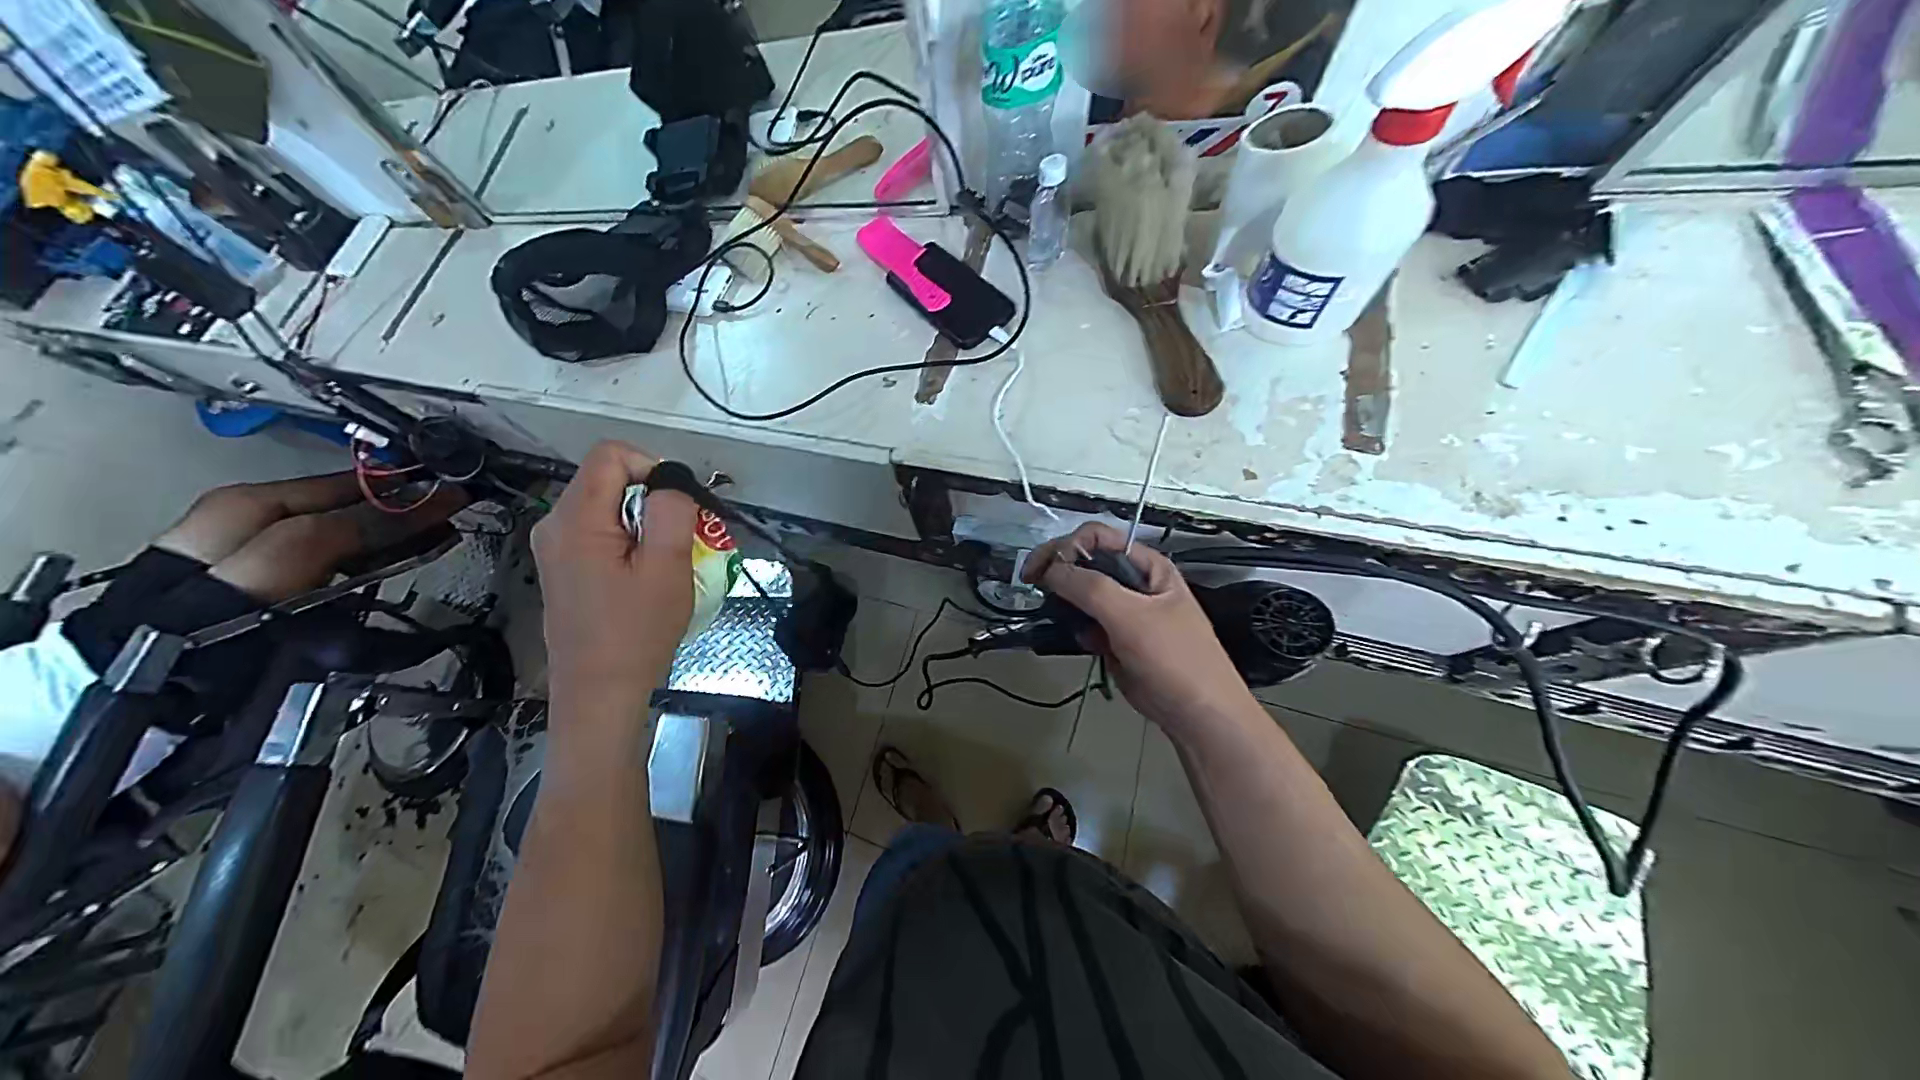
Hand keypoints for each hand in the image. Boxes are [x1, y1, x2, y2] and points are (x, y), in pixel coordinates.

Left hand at [532, 441, 696, 721]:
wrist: (598, 692)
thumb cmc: (636, 632)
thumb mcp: (667, 568)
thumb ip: (672, 512)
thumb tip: (671, 484)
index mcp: (575, 519)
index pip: (611, 454)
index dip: (652, 467)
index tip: (677, 507)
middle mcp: (554, 524)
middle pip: (608, 478)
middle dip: (652, 499)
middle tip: (681, 540)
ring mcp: (554, 546)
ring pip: (607, 505)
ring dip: (645, 522)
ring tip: (666, 562)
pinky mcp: (563, 566)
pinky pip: (600, 531)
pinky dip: (630, 540)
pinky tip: (645, 575)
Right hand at [1023, 522, 1252, 733]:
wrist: (1198, 715)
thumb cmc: (1176, 659)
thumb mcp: (1131, 616)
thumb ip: (1089, 587)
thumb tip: (1051, 569)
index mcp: (1148, 566)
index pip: (1098, 538)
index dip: (1066, 547)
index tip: (1040, 569)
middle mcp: (1136, 583)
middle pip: (1087, 564)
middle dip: (1060, 572)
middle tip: (1034, 584)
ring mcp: (1126, 612)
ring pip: (1084, 595)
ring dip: (1067, 603)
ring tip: (1057, 614)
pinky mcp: (1118, 639)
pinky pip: (1088, 623)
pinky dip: (1079, 629)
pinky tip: (1084, 642)